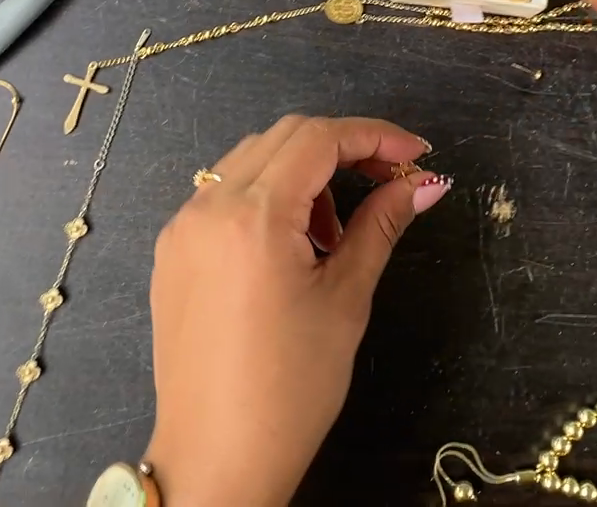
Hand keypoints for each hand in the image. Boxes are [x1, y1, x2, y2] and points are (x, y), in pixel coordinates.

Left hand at [145, 116, 452, 506]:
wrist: (214, 461)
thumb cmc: (291, 387)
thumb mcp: (347, 299)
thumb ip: (382, 225)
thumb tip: (424, 185)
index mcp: (254, 215)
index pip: (320, 139)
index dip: (374, 136)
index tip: (414, 155)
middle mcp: (208, 205)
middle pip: (285, 136)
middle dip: (342, 147)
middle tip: (385, 180)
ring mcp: (183, 225)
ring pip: (252, 158)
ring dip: (303, 171)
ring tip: (332, 231)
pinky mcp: (172, 248)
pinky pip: (225, 190)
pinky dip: (267, 193)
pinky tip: (290, 241)